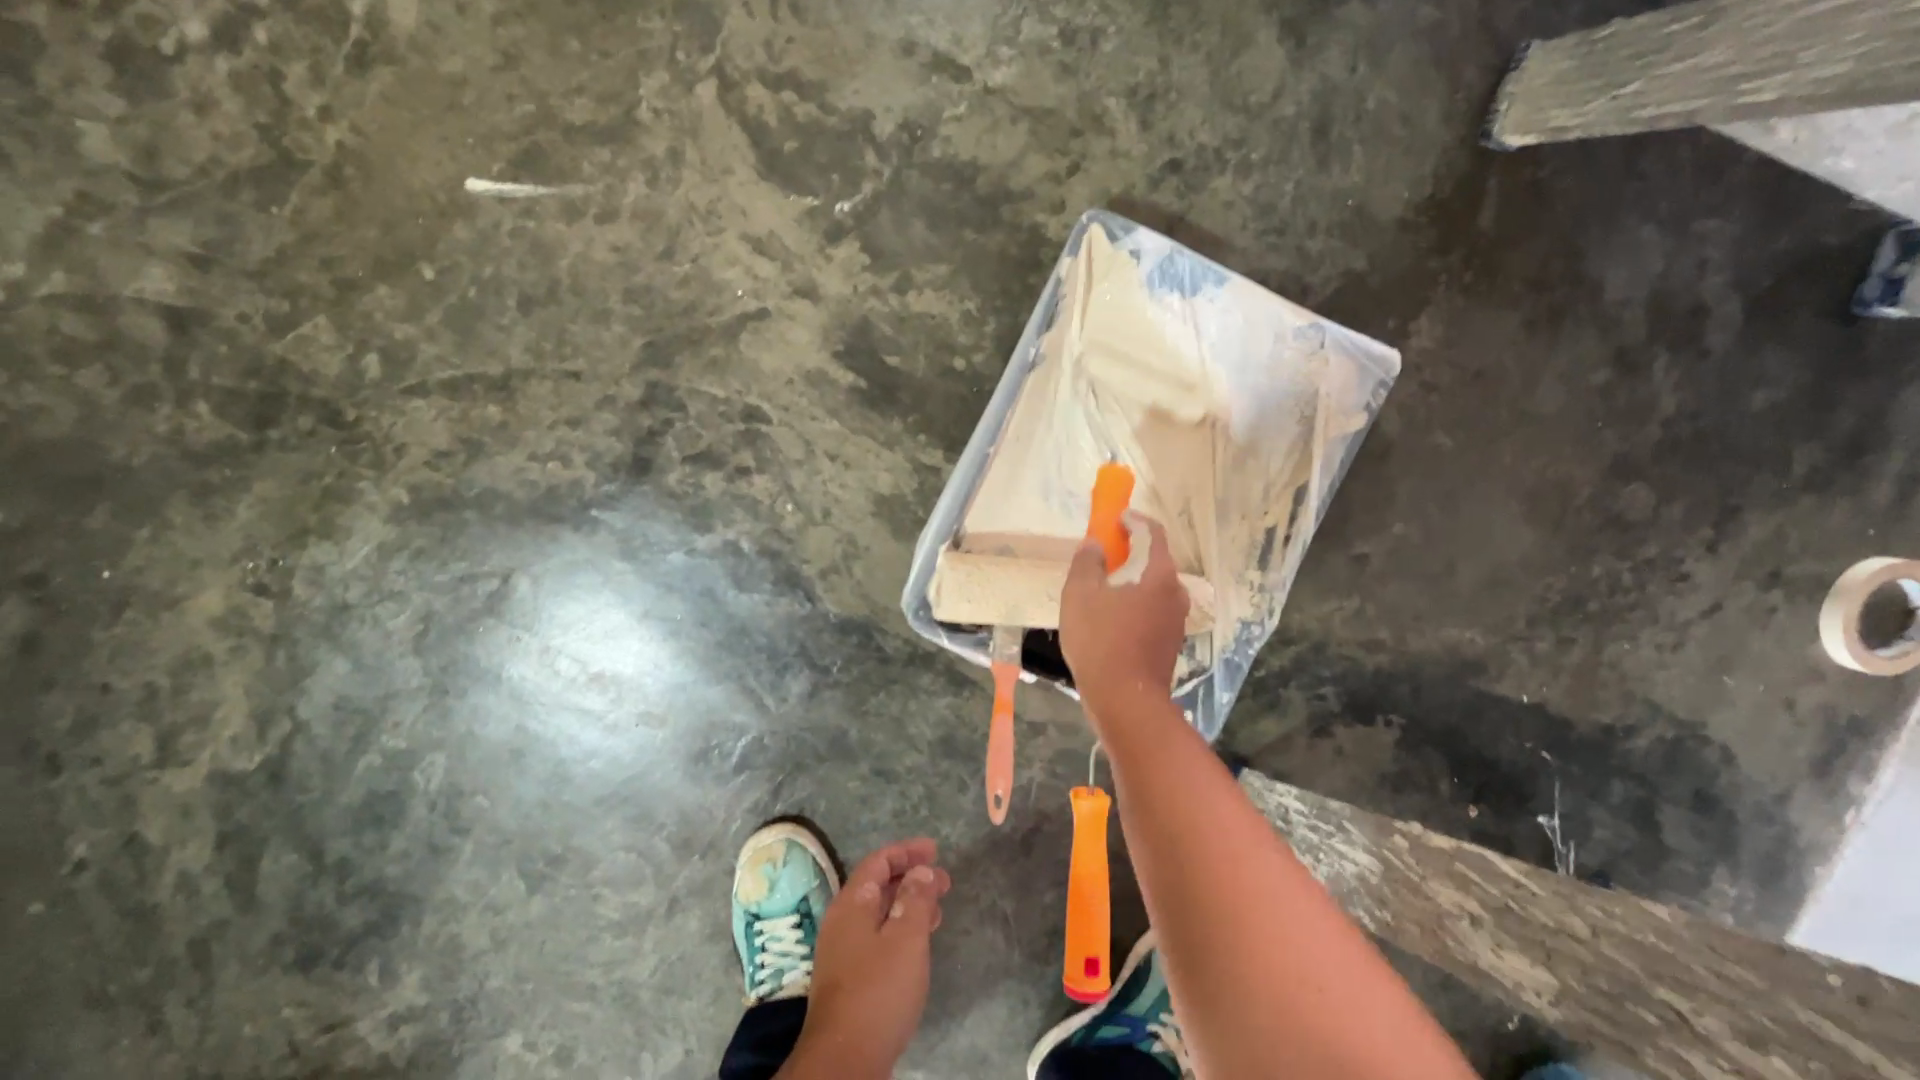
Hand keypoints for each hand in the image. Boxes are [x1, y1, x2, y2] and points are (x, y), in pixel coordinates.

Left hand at [782, 839, 951, 1079]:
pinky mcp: (849, 976)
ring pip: (878, 913)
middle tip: (945, 881)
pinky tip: (917, 943)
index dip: (907, 852)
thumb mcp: (907, 938)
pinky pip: (876, 935)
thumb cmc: (879, 989)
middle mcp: (841, 921)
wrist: (845, 1056)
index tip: (936, 850)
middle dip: (911, 878)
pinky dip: (899, 928)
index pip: (878, 862)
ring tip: (938, 908)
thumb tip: (921, 870)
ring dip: (907, 904)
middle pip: (876, 885)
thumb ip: (916, 899)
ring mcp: (842, 950)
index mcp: (851, 904)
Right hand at [1059, 513, 1188, 732]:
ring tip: (1102, 591)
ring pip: (1153, 587)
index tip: (1115, 518)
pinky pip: (1152, 610)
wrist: (1125, 699)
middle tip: (1103, 556)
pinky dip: (1135, 604)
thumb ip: (1087, 562)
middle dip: (1129, 553)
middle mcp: (1174, 590)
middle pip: (1154, 560)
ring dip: (1131, 582)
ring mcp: (1176, 618)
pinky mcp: (1171, 641)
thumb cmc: (1100, 640)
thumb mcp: (1080, 594)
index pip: (1151, 531)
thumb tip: (1095, 545)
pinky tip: (1112, 620)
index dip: (1133, 519)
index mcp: (1157, 572)